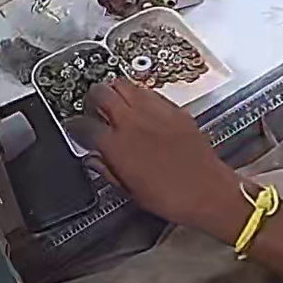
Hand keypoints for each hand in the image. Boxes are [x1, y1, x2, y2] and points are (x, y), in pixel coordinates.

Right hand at [87, 79, 247, 243]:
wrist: (208, 192)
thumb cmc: (169, 198)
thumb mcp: (130, 191)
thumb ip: (108, 170)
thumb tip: (94, 159)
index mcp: (116, 146)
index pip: (84, 125)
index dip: (74, 126)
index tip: (75, 129)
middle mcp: (132, 122)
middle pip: (101, 93)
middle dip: (91, 99)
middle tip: (92, 108)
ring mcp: (154, 112)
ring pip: (124, 85)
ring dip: (114, 91)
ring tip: (114, 102)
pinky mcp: (174, 109)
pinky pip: (149, 92)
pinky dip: (138, 95)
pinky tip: (140, 108)